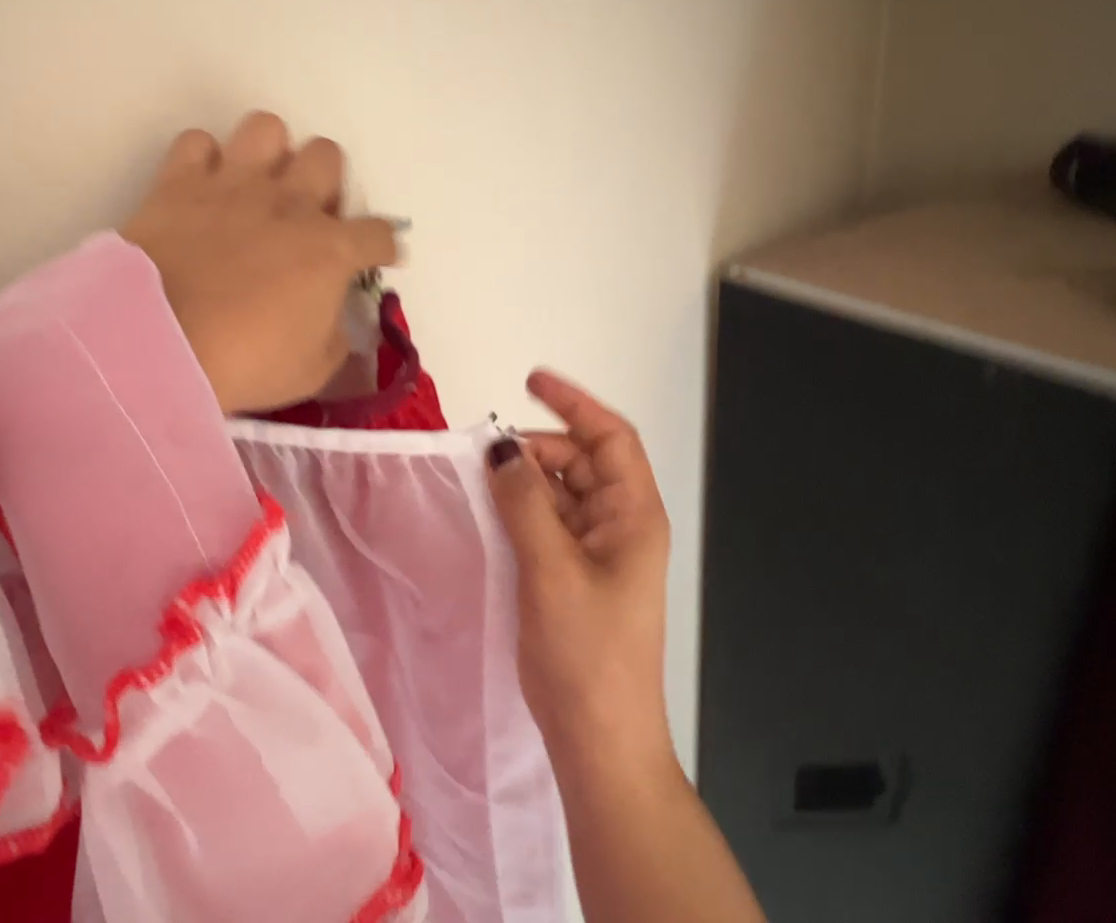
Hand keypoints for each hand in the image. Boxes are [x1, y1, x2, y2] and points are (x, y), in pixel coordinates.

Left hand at [120, 112, 400, 413]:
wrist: (159, 341)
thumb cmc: (244, 362)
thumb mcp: (311, 371)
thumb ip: (335, 340)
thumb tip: (337, 326)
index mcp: (330, 250)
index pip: (380, 233)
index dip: (385, 246)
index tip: (379, 258)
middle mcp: (289, 203)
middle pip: (327, 156)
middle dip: (326, 184)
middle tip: (308, 219)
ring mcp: (233, 184)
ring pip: (267, 128)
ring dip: (270, 154)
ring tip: (259, 187)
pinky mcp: (180, 182)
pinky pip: (197, 142)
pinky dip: (203, 160)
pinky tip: (204, 188)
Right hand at [486, 370, 673, 764]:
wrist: (597, 734)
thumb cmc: (587, 650)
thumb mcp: (552, 569)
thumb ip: (524, 504)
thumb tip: (501, 449)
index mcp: (634, 515)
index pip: (610, 438)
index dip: (573, 404)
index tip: (529, 381)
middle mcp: (620, 525)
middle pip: (581, 462)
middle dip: (538, 447)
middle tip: (486, 450)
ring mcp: (595, 553)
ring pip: (560, 494)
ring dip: (525, 479)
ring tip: (481, 475)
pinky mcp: (571, 576)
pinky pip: (546, 525)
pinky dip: (520, 511)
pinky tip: (489, 509)